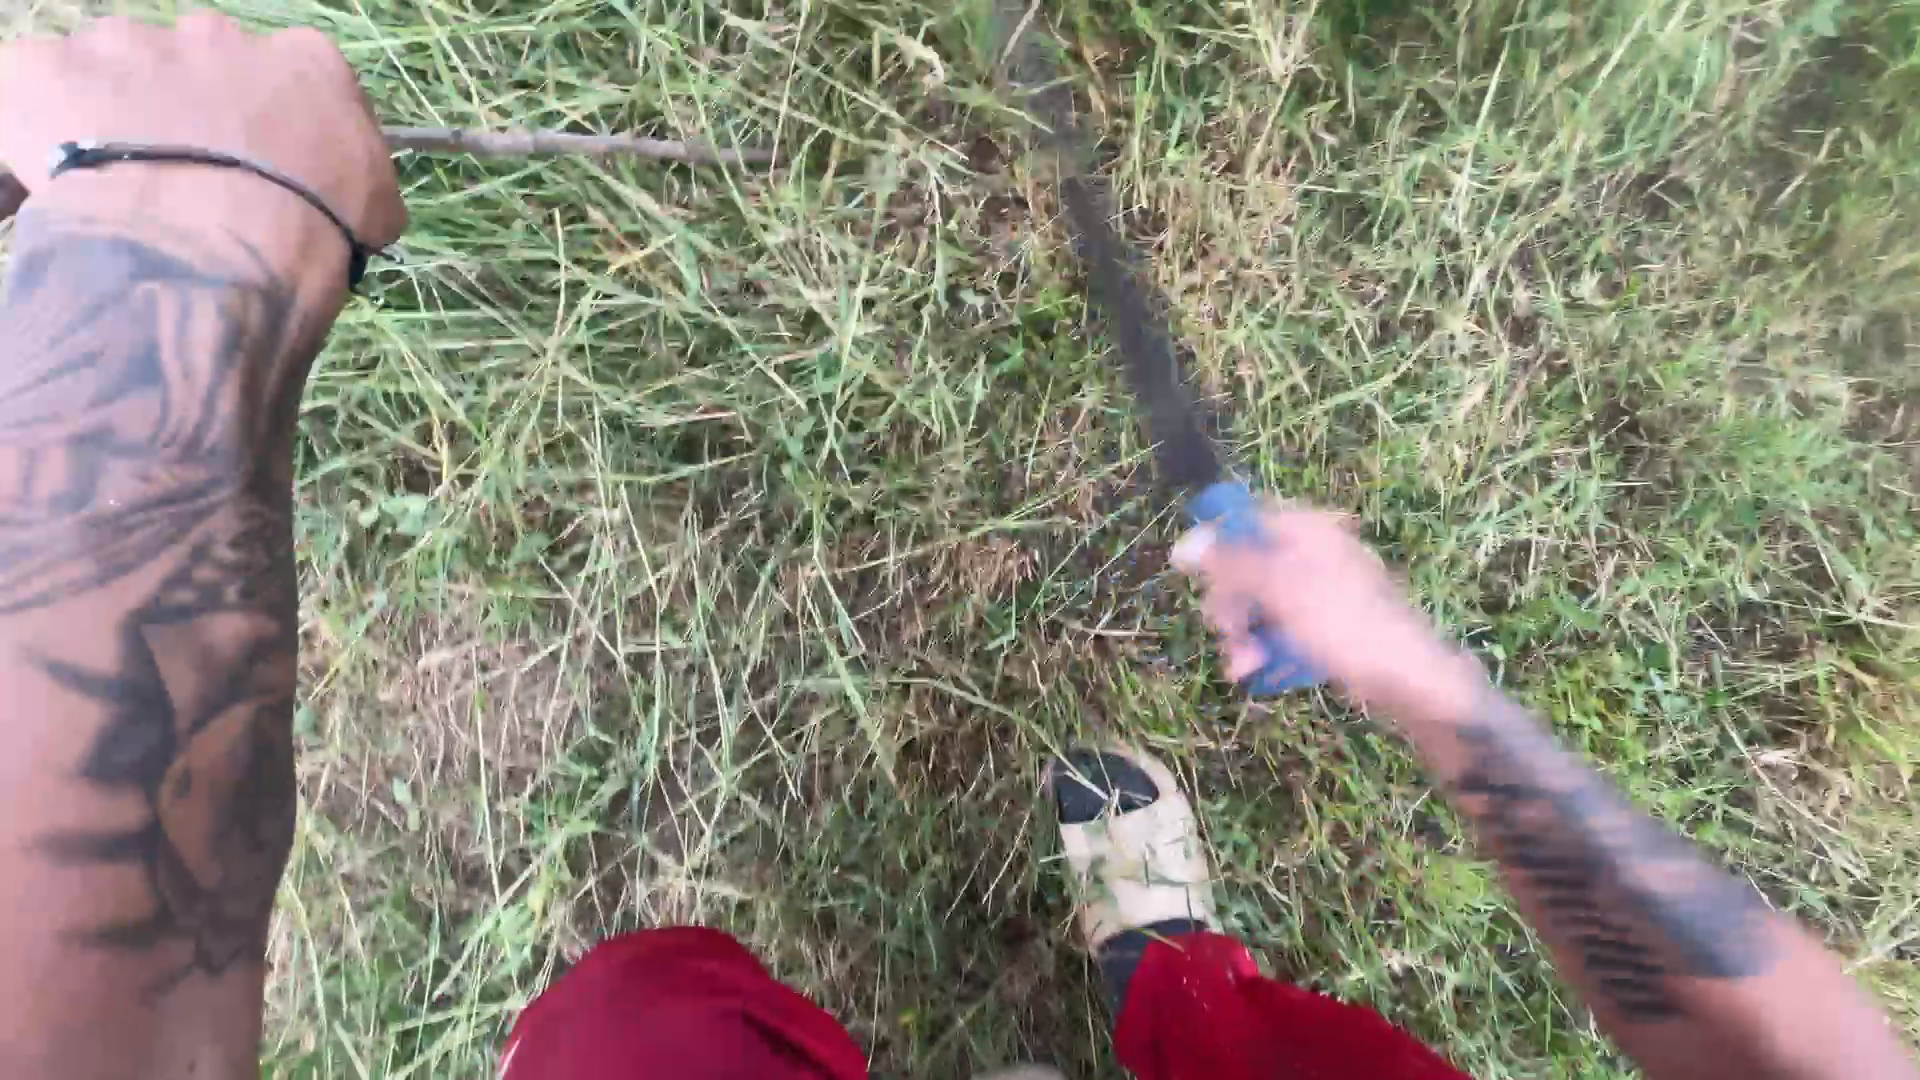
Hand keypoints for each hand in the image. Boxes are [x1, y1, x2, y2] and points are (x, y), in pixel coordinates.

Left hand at [0, 13, 403, 248]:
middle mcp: (218, 33)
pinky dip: (63, 123)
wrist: (223, 239)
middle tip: (218, 165)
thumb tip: (337, 169)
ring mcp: (124, 41)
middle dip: (210, 103)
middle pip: (210, 59)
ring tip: (152, 175)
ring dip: (138, 109)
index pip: (305, 70)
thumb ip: (356, 165)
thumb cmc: (324, 224)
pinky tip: (92, 173)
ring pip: (129, 67)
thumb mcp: (382, 205)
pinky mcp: (43, 63)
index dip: (296, 113)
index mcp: (308, 63)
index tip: (293, 152)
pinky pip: (47, 88)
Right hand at [1172, 502, 1486, 723]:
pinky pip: (1277, 625)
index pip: (1245, 517)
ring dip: (1240, 631)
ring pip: (1256, 600)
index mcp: (1306, 531)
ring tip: (1241, 661)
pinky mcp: (1321, 623)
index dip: (1215, 541)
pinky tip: (1254, 668)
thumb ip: (1229, 564)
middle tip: (1224, 627)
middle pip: (1244, 563)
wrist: (1410, 680)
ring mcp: (1316, 589)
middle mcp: (1310, 553)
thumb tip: (1182, 545)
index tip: (1194, 572)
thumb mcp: (1280, 589)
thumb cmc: (1345, 624)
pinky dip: (1262, 645)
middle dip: (1228, 601)